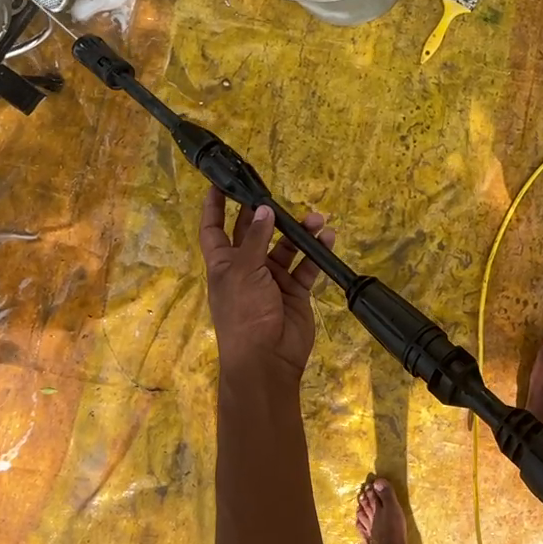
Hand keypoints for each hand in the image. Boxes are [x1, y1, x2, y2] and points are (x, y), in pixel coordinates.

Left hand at [198, 187, 335, 381]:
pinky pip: (307, 265)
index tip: (219, 183)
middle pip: (254, 233)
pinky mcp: (295, 290)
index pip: (214, 229)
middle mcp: (247, 268)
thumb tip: (263, 208)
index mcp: (224, 264)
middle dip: (266, 214)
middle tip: (279, 193)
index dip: (214, 207)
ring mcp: (272, 279)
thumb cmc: (244, 314)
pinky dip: (317, 252)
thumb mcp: (244, 272)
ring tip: (317, 219)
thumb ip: (257, 239)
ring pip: (286, 246)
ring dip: (300, 232)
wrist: (266, 360)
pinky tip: (328, 238)